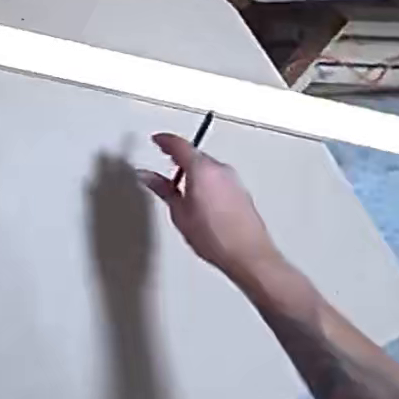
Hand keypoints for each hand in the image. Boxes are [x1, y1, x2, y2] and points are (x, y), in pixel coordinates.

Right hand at [139, 132, 286, 283]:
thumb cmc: (217, 237)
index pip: (178, 144)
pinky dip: (207, 180)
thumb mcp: (178, 212)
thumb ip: (162, 189)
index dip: (164, 140)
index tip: (157, 140)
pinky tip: (200, 196)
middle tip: (165, 158)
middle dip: (178, 156)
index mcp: (201, 168)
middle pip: (194, 154)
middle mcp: (219, 170)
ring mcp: (234, 181)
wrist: (249, 258)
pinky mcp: (242, 194)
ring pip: (208, 166)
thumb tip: (149, 177)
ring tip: (181, 184)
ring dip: (193, 169)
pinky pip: (219, 178)